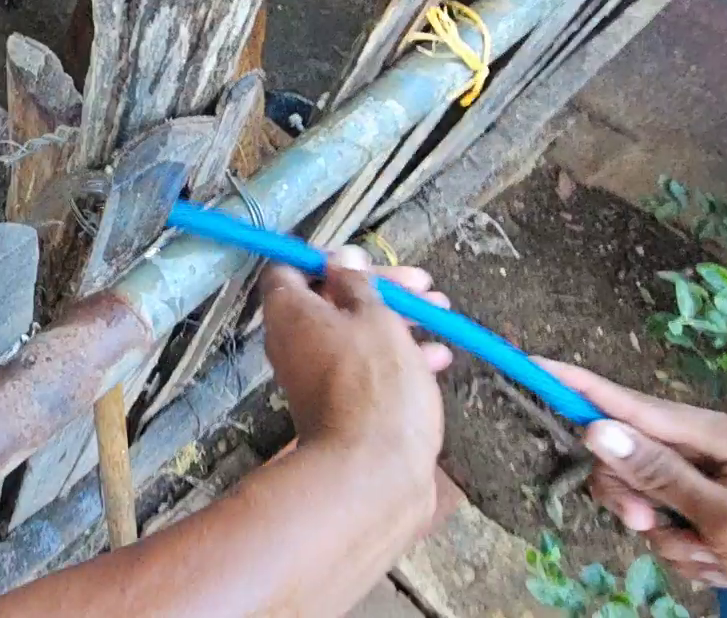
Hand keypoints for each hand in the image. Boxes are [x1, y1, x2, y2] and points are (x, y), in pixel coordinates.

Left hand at [259, 247, 452, 497]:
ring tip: (440, 312)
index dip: (326, 258)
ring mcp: (310, 371)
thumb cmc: (375, 382)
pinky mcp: (335, 400)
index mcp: (287, 309)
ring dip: (394, 318)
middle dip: (376, 287)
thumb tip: (341, 255)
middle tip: (423, 284)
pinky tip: (439, 357)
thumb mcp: (374, 318)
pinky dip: (394, 354)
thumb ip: (358, 284)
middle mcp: (289, 337)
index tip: (365, 260)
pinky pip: (360, 364)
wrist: (372, 471)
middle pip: (327, 297)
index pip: (289, 266)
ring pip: (350, 330)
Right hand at [542, 360, 726, 614]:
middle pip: (635, 450)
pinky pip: (662, 513)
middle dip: (635, 491)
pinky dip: (676, 542)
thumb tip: (593, 429)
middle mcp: (726, 451)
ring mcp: (721, 482)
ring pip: (642, 485)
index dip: (584, 386)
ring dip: (658, 525)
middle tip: (643, 525)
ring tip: (696, 557)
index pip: (642, 406)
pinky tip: (713, 565)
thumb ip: (659, 475)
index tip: (533, 362)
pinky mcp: (715, 512)